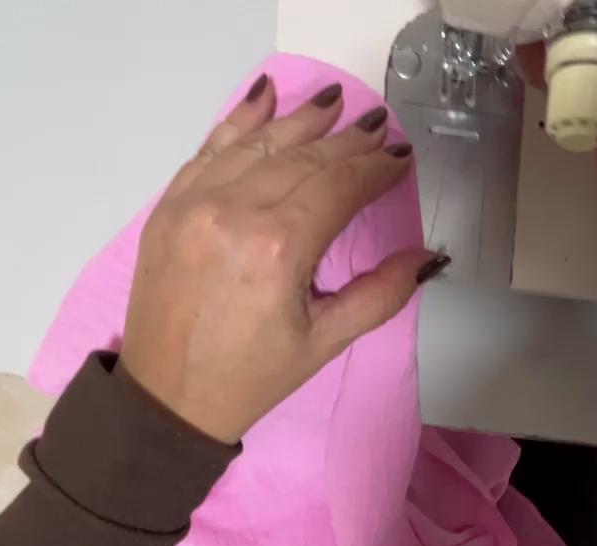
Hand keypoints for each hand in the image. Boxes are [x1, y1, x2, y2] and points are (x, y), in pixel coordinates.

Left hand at [119, 79, 443, 443]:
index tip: (399, 156)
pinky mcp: (169, 206)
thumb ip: (379, 295)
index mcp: (278, 249)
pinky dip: (241, 120)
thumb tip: (427, 258)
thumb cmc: (251, 378)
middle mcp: (235, 212)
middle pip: (303, 158)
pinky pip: (210, 147)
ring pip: (259, 143)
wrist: (169, 398)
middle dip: (346, 141)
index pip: (337, 186)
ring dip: (301, 120)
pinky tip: (266, 96)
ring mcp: (195, 203)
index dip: (373, 168)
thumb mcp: (324, 343)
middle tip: (377, 127)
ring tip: (334, 104)